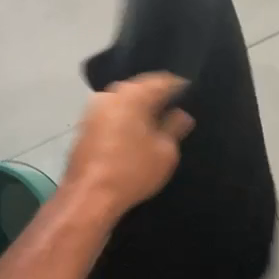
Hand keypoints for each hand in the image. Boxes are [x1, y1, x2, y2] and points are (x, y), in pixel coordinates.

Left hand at [65, 73, 194, 216]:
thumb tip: (181, 114)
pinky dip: (126, 120)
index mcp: (132, 94)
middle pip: (141, 88)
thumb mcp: (165, 151)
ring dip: (141, 110)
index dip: (181, 88)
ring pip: (125, 102)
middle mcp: (110, 94)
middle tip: (178, 112)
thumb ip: (175, 126)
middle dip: (159, 99)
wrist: (89, 197)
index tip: (193, 98)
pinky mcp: (85, 126)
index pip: (163, 81)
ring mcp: (93, 109)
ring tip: (159, 125)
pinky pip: (113, 115)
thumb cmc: (132, 171)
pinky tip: (137, 135)